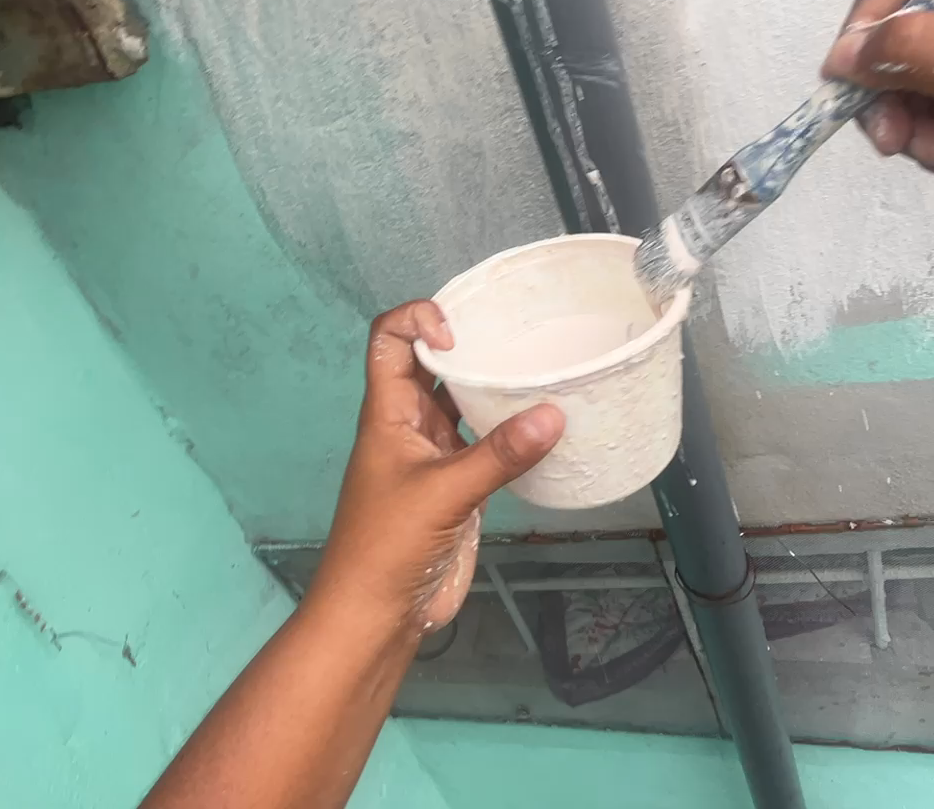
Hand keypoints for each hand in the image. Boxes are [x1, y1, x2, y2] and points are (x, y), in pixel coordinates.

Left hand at [306, 301, 563, 635]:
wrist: (378, 615)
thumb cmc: (390, 544)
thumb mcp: (443, 492)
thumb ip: (499, 455)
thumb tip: (556, 413)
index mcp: (389, 409)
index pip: (390, 338)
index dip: (417, 319)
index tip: (461, 335)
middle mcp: (410, 421)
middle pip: (431, 362)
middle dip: (467, 342)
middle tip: (519, 333)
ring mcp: (435, 451)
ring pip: (460, 400)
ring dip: (490, 383)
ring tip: (539, 365)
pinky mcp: (457, 481)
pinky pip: (484, 439)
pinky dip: (508, 427)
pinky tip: (543, 421)